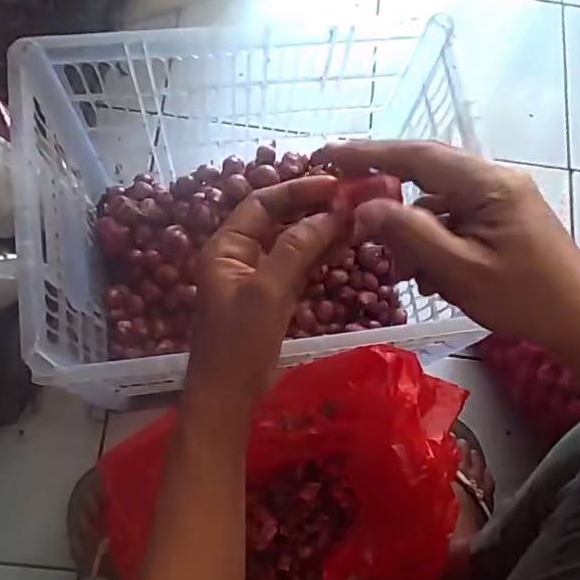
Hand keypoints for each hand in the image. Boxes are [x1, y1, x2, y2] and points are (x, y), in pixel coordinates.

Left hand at [187, 174, 341, 403]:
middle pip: (277, 219)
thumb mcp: (267, 291)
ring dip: (318, 232)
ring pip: (289, 243)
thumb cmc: (239, 343)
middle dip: (312, 209)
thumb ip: (296, 248)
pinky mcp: (269, 298)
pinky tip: (341, 249)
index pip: (261, 202)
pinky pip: (294, 267)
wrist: (228, 396)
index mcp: (225, 247)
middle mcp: (237, 256)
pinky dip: (316, 257)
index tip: (336, 184)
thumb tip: (330, 213)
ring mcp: (253, 277)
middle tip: (353, 202)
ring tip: (354, 222)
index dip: (297, 189)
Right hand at [313, 140, 579, 357]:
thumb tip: (363, 207)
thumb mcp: (459, 270)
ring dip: (409, 232)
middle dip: (383, 192)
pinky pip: (451, 222)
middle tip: (344, 207)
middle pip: (424, 174)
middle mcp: (493, 181)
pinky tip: (424, 275)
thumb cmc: (525, 299)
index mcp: (488, 185)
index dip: (369, 153)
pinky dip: (430, 243)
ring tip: (399, 270)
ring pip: (435, 203)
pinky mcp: (499, 220)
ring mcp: (498, 200)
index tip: (328, 154)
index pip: (418, 156)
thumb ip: (410, 234)